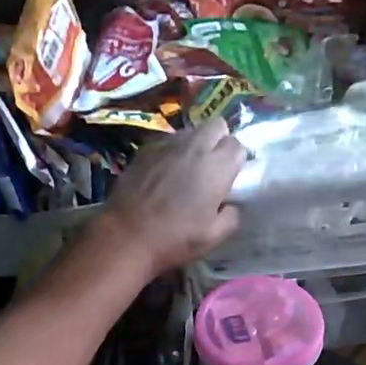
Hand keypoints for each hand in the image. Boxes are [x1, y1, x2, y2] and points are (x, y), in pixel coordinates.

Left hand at [98, 117, 244, 274]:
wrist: (127, 236)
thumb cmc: (174, 239)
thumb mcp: (213, 237)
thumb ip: (231, 216)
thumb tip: (231, 205)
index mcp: (216, 167)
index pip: (238, 145)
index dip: (236, 160)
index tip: (230, 176)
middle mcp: (195, 147)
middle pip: (216, 125)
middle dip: (219, 140)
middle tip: (212, 166)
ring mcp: (167, 145)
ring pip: (191, 131)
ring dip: (195, 144)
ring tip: (187, 168)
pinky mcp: (145, 150)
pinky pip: (167, 141)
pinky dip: (172, 151)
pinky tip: (164, 172)